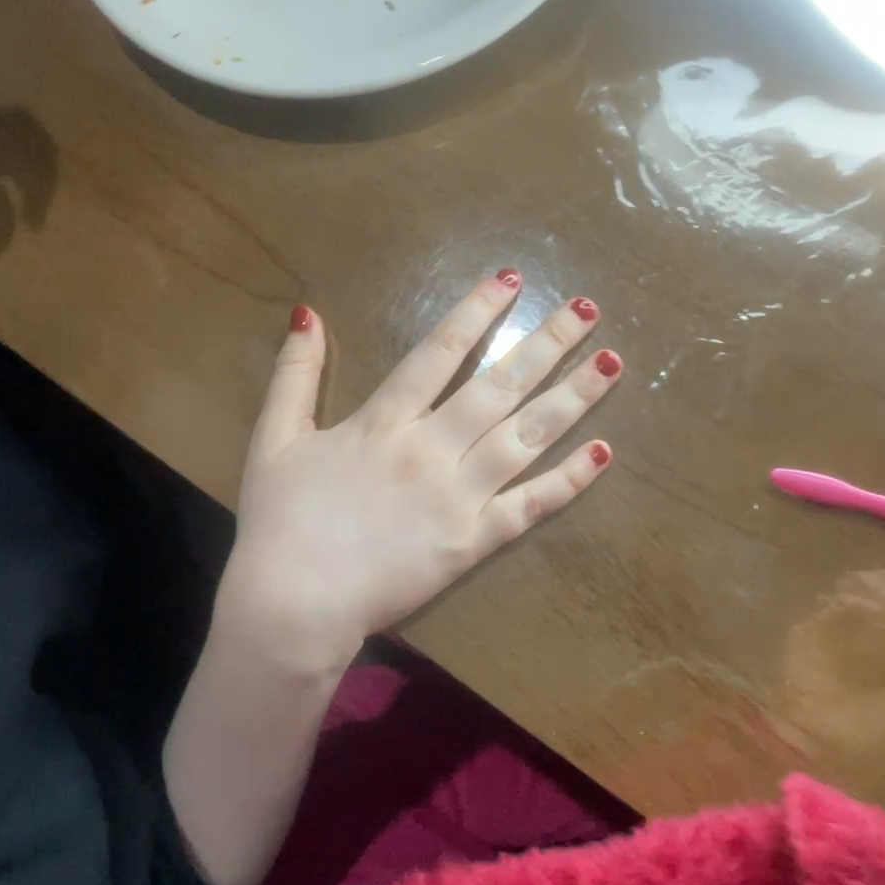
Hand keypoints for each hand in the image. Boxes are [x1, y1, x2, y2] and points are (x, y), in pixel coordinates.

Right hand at [218, 272, 621, 657]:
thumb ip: (293, 376)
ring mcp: (459, 495)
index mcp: (384, 421)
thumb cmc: (280, 523)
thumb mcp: (273, 440)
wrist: (295, 605)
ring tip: (611, 364)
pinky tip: (603, 452)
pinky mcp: (475, 541)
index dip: (479, 310)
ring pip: (526, 436)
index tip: (514, 279)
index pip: (441, 350)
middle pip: (500, 384)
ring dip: (572, 397)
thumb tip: (309, 314)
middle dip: (548, 342)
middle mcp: (432, 448)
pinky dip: (569, 480)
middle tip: (588, 309)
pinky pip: (531, 505)